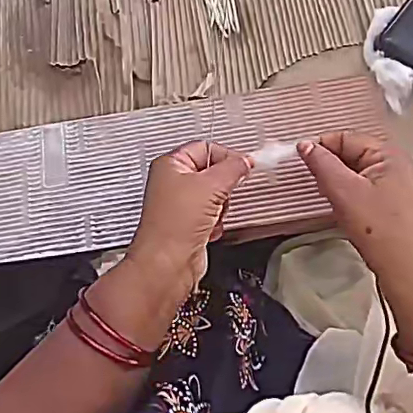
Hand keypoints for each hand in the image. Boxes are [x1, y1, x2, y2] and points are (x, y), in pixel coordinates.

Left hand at [125, 141, 250, 294]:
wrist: (168, 265)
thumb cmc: (174, 225)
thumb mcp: (211, 186)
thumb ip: (233, 168)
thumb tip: (244, 161)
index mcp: (171, 164)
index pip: (205, 147)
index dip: (226, 155)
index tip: (242, 165)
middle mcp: (173, 182)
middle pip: (211, 172)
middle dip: (223, 186)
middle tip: (222, 193)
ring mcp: (180, 204)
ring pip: (214, 195)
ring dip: (220, 206)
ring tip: (212, 214)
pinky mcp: (188, 223)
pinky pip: (212, 214)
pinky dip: (216, 221)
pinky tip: (209, 228)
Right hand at [299, 133, 412, 360]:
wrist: (404, 268)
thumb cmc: (382, 232)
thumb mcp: (342, 190)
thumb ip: (321, 162)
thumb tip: (307, 146)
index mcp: (389, 153)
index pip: (345, 137)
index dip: (322, 149)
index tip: (306, 161)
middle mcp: (398, 164)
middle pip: (351, 153)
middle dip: (333, 169)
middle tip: (325, 188)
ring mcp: (399, 184)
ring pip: (357, 173)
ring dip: (342, 184)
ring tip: (340, 203)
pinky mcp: (396, 202)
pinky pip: (366, 189)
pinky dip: (352, 197)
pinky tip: (351, 213)